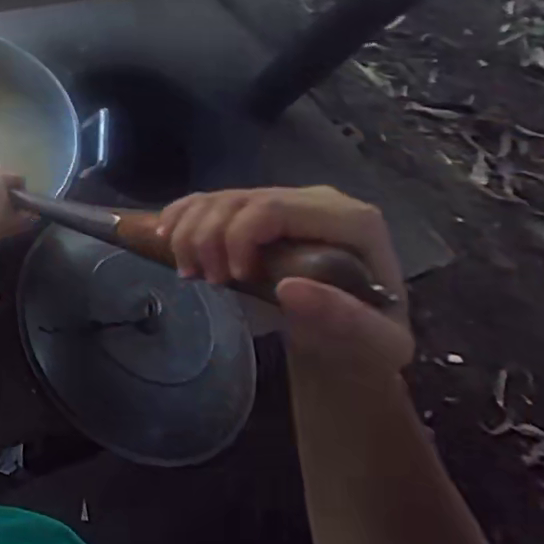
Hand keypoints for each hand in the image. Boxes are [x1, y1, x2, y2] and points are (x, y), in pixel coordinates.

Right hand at [159, 187, 411, 376]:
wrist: (348, 344)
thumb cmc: (364, 345)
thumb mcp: (376, 345)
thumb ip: (344, 319)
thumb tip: (290, 288)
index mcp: (350, 220)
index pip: (274, 208)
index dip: (238, 237)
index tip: (232, 280)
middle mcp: (316, 199)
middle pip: (239, 200)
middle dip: (208, 238)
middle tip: (206, 282)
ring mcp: (283, 201)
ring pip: (219, 198)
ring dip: (190, 232)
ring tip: (190, 273)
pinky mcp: (258, 210)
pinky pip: (210, 199)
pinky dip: (182, 215)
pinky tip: (166, 237)